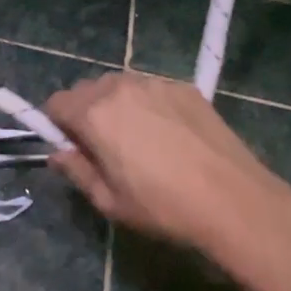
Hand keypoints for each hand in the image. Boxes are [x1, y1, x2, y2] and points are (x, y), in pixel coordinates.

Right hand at [44, 74, 290, 253]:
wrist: (234, 201)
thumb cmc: (163, 207)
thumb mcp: (109, 201)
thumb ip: (76, 171)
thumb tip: (58, 154)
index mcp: (93, 114)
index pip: (55, 103)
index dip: (57, 126)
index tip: (74, 150)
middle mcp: (118, 87)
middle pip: (85, 91)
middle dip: (86, 114)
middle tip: (106, 149)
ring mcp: (153, 82)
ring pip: (119, 86)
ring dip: (117, 106)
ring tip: (141, 141)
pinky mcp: (183, 86)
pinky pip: (151, 89)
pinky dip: (149, 105)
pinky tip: (171, 136)